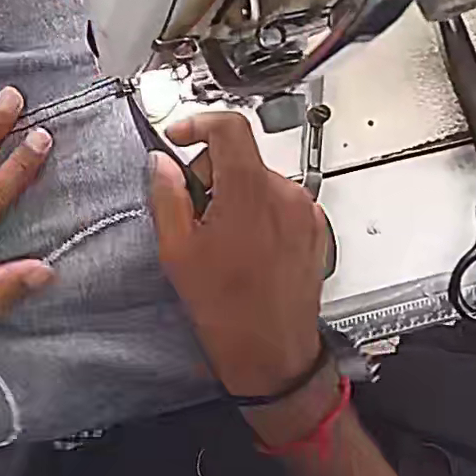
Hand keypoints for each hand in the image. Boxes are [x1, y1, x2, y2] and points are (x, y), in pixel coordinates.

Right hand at [148, 112, 325, 396]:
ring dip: (233, 194)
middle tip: (194, 210)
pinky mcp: (313, 228)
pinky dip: (256, 210)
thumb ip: (167, 196)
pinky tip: (244, 247)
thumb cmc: (228, 310)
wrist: (271, 351)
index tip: (181, 136)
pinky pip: (278, 201)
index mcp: (249, 192)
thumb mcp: (178, 251)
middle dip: (211, 173)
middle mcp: (284, 195)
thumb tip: (161, 165)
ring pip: (258, 180)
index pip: (229, 127)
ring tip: (220, 239)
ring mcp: (303, 212)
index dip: (198, 124)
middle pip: (241, 155)